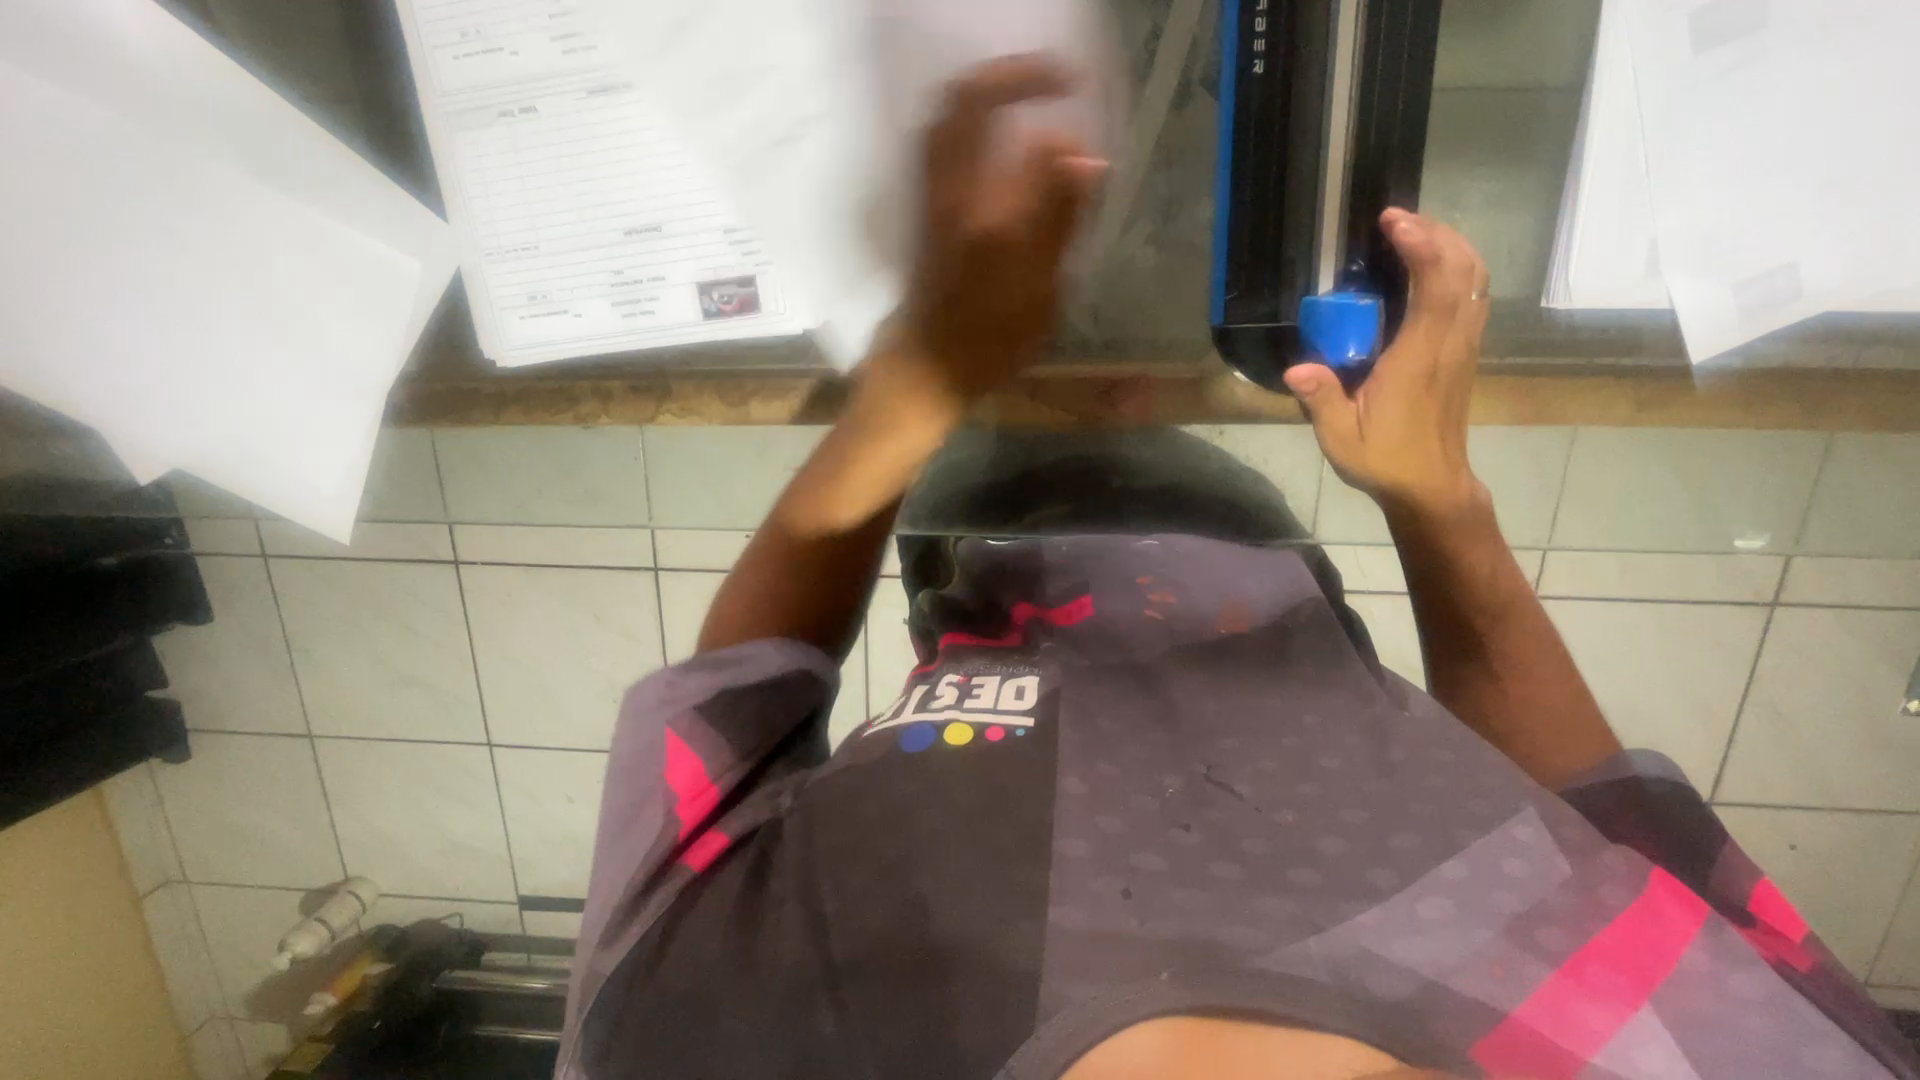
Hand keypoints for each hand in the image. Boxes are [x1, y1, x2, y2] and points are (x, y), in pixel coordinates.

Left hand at [875, 54, 1107, 409]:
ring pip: (947, 128)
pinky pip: (946, 154)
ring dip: (989, 106)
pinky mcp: (928, 219)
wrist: (927, 369)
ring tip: (1033, 111)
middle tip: (1053, 88)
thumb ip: (1059, 215)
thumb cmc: (987, 338)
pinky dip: (976, 136)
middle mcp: (944, 188)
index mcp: (972, 197)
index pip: (986, 107)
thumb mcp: (1038, 285)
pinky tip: (1008, 154)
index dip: (1029, 82)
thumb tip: (1086, 154)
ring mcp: (930, 202)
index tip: (1074, 89)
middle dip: (1007, 82)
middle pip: (959, 105)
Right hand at [1283, 209, 1491, 520]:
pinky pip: (1473, 296)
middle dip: (1439, 234)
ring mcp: (1463, 347)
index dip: (1422, 246)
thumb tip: (1298, 369)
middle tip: (1399, 221)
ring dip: (1451, 246)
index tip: (1393, 223)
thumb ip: (1321, 401)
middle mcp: (1450, 344)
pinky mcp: (1464, 353)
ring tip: (1414, 234)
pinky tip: (1430, 268)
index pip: (1436, 288)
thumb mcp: (1341, 438)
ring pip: (1476, 280)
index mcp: (1420, 359)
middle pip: (1466, 270)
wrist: (1431, 486)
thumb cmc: (1385, 461)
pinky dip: (1456, 269)